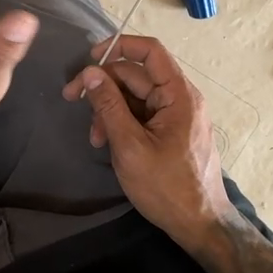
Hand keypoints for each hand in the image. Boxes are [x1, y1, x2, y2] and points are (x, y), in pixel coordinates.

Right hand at [62, 34, 237, 250]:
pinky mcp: (170, 130)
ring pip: (134, 95)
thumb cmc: (168, 187)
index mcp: (178, 95)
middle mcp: (180, 98)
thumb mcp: (130, 147)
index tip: (89, 57)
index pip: (150, 51)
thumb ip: (109, 106)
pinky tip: (105, 141)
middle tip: (71, 99)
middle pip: (135, 75)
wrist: (201, 227)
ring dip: (109, 109)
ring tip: (94, 137)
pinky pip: (140, 113)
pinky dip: (120, 121)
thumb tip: (90, 72)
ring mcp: (175, 115)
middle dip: (103, 86)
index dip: (119, 45)